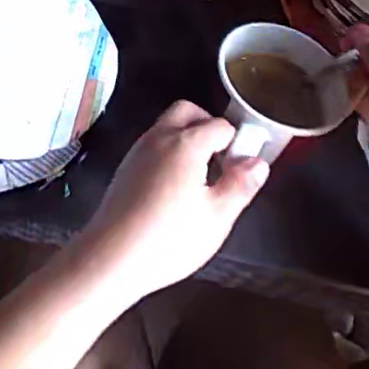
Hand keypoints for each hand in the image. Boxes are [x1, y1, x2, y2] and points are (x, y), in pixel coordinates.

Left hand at [71, 101, 268, 302]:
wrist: (111, 257)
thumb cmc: (169, 238)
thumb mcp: (217, 217)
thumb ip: (241, 185)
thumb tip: (258, 162)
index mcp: (186, 142)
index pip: (220, 125)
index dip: (236, 144)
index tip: (241, 169)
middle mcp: (161, 136)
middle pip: (188, 111)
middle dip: (208, 125)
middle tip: (222, 159)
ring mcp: (139, 149)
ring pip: (168, 125)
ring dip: (187, 137)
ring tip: (201, 176)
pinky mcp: (126, 165)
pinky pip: (154, 143)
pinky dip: (169, 150)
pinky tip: (174, 187)